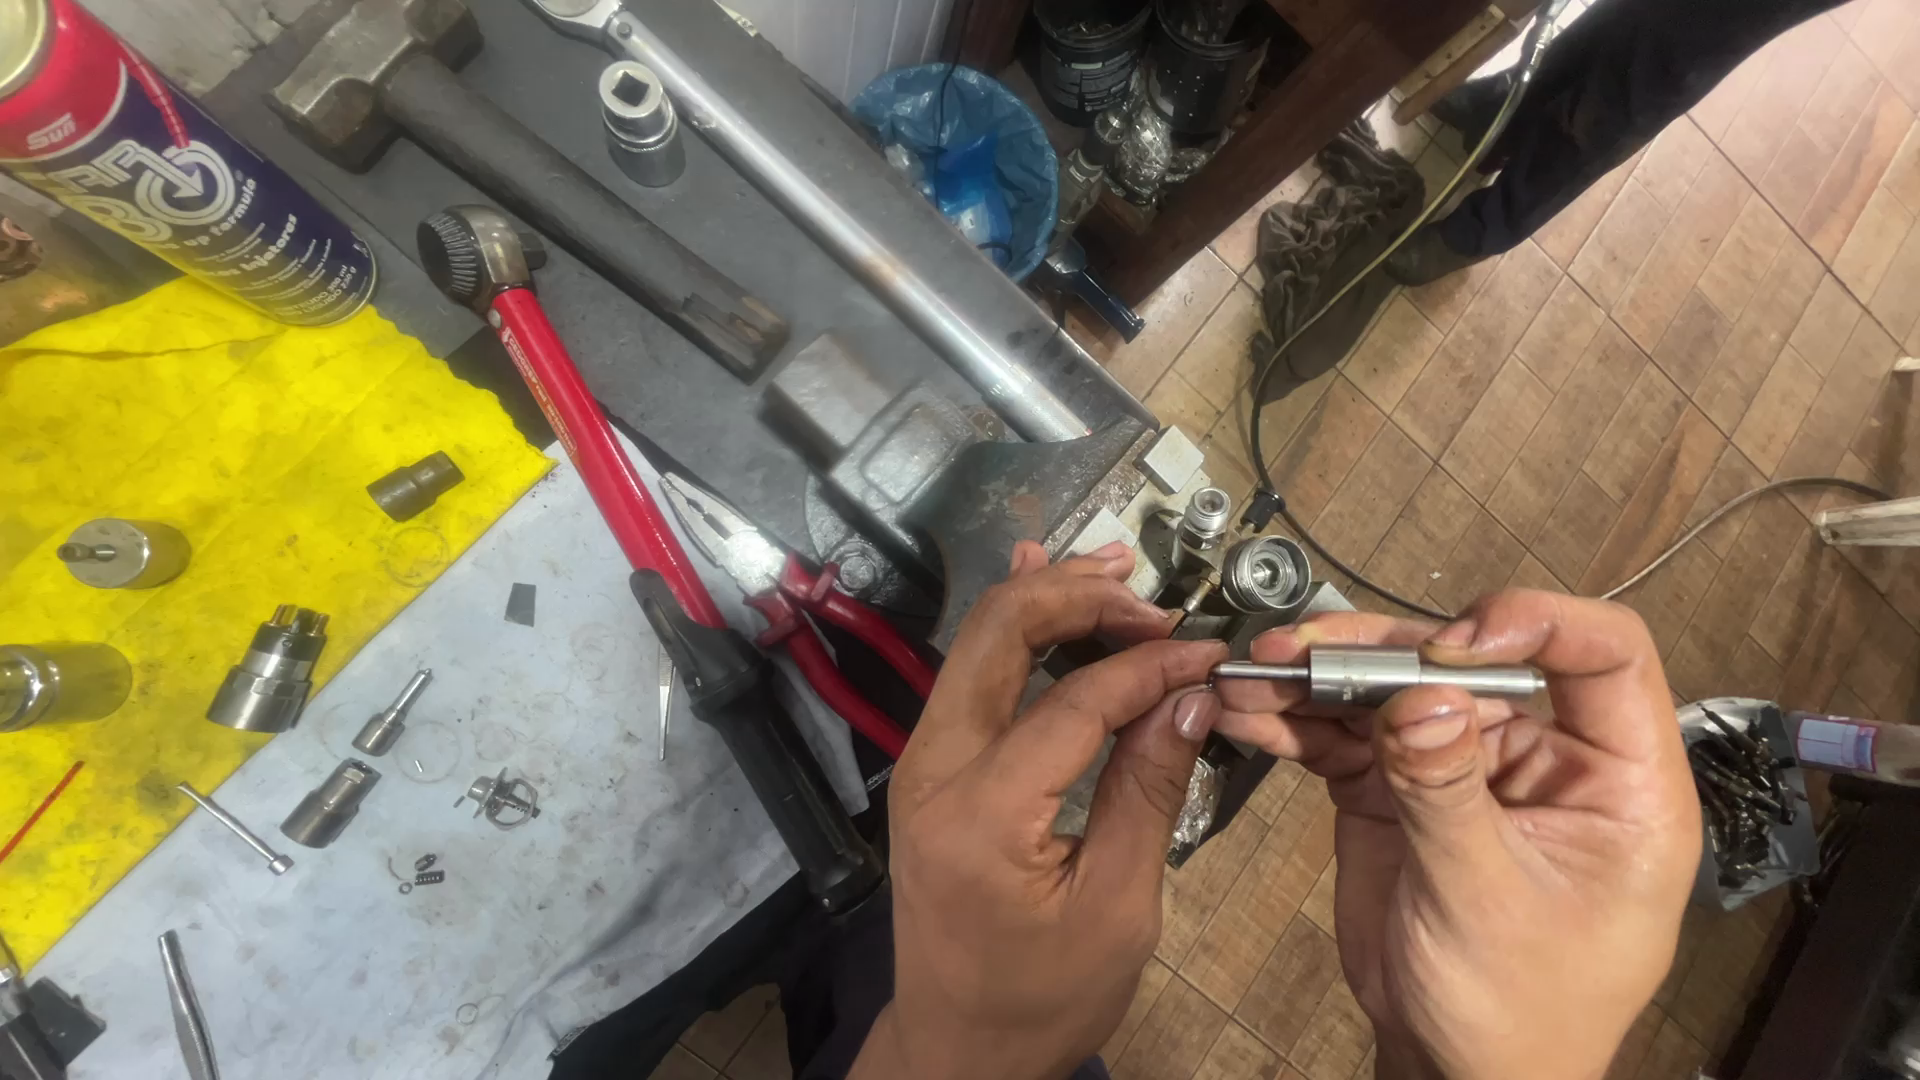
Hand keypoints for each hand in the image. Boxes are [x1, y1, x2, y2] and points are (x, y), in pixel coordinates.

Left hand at [851, 542, 1228, 1079]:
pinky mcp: (931, 758)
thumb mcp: (1117, 907)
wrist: (955, 1042)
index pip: (1073, 703)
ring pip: (979, 639)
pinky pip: (971, 670)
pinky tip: (1041, 582)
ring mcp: (922, 754)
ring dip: (1045, 597)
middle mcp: (934, 763)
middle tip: (1149, 600)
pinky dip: (1015, 625)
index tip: (1205, 653)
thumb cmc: (1041, 995)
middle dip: (1076, 596)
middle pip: (997, 634)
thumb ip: (1147, 789)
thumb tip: (1190, 698)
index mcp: (981, 811)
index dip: (1146, 668)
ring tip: (1112, 575)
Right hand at [1216, 590, 1699, 1079]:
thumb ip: (1447, 794)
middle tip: (1291, 654)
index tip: (1447, 645)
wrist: (1447, 1058)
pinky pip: (1337, 731)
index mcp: (1606, 777)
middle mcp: (1527, 750)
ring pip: (1381, 687)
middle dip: (1368, 651)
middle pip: (1454, 660)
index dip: (1534, 623)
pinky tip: (1245, 717)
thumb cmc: (1514, 1005)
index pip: (1601, 654)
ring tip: (1250, 678)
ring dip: (1311, 680)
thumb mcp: (1487, 900)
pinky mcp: (1386, 777)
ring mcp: (1449, 760)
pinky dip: (1289, 722)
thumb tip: (1422, 697)